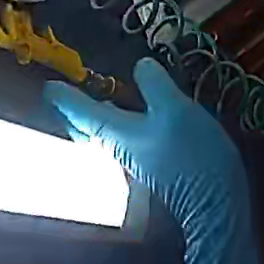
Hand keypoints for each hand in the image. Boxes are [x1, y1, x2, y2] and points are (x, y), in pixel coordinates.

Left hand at [48, 59, 263, 263]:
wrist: (213, 199)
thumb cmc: (191, 151)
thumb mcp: (176, 109)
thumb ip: (156, 86)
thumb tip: (140, 64)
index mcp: (119, 133)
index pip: (84, 113)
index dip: (67, 98)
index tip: (49, 86)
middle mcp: (119, 149)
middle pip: (87, 131)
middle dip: (74, 114)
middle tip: (63, 98)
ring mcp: (135, 160)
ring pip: (103, 138)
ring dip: (94, 122)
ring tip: (95, 105)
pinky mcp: (152, 166)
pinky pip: (121, 143)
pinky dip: (116, 128)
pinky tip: (129, 122)